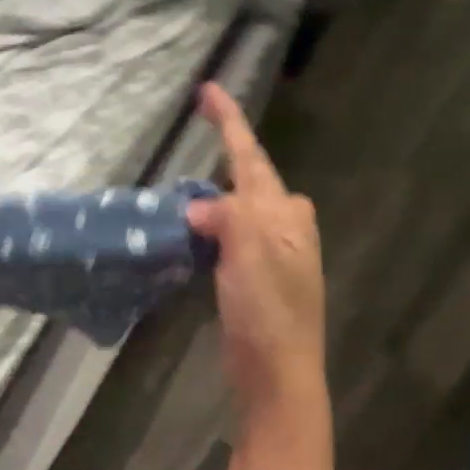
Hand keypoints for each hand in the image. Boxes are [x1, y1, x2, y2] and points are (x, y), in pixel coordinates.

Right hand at [186, 84, 325, 417]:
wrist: (278, 376)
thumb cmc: (269, 316)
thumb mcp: (250, 256)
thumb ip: (228, 217)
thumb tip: (198, 204)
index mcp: (284, 216)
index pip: (252, 159)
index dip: (229, 125)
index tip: (206, 93)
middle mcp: (283, 230)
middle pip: (253, 182)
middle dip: (228, 160)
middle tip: (198, 141)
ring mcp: (272, 260)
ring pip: (241, 214)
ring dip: (217, 199)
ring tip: (185, 193)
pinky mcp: (255, 287)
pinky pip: (231, 244)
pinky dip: (212, 234)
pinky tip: (195, 241)